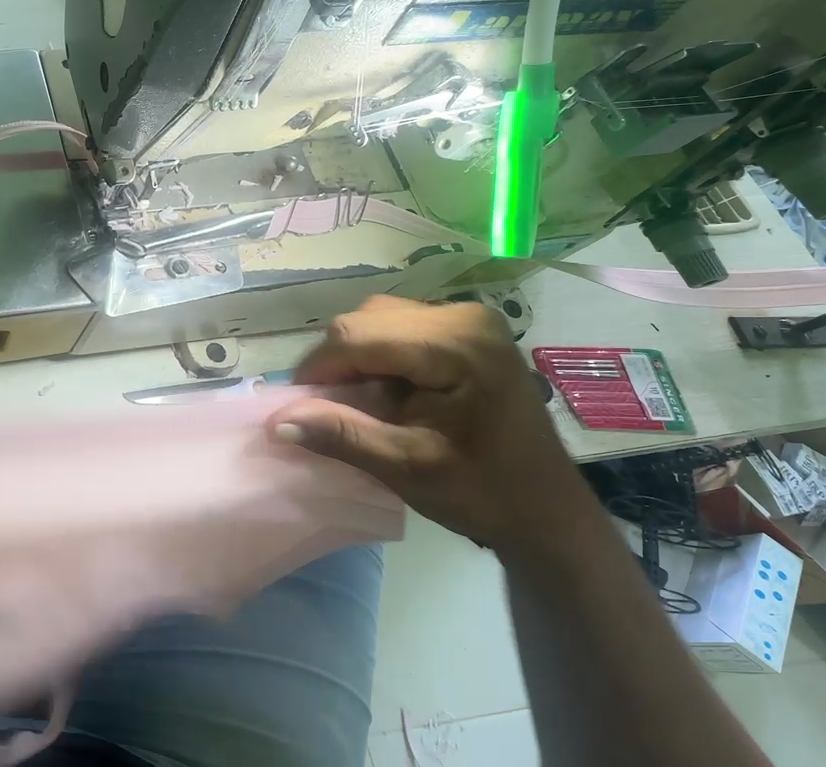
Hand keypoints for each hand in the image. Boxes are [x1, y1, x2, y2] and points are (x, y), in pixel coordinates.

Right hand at [272, 296, 594, 551]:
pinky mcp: (465, 328)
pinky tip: (390, 395)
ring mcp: (468, 318)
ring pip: (375, 321)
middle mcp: (463, 315)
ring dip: (356, 361)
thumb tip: (277, 421)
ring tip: (366, 406)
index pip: (356, 336)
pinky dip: (378, 358)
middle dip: (338, 366)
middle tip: (338, 413)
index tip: (302, 412)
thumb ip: (342, 435)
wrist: (548, 512)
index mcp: (457, 343)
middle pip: (363, 322)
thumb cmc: (484, 493)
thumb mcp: (406, 468)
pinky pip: (396, 327)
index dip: (318, 371)